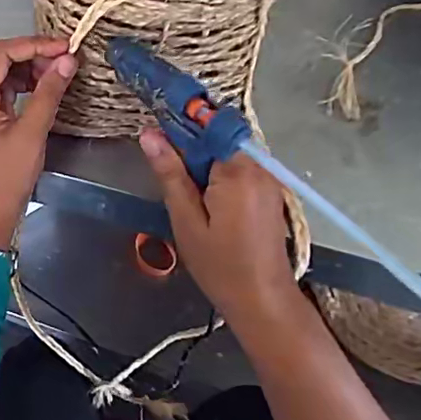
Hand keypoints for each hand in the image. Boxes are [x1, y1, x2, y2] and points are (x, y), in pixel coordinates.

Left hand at [0, 36, 77, 249]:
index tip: (62, 46)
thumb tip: (65, 63)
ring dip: (32, 67)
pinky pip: (8, 88)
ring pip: (5, 72)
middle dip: (33, 53)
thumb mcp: (31, 133)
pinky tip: (47, 84)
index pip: (1, 54)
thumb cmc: (4, 179)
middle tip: (63, 55)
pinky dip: (28, 82)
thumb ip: (49, 93)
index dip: (33, 46)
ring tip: (59, 70)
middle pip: (0, 58)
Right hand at [139, 127, 300, 323]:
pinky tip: (203, 195)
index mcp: (239, 171)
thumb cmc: (220, 265)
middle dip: (192, 142)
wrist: (263, 301)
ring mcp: (269, 179)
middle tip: (162, 159)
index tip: (157, 121)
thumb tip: (150, 135)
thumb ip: (171, 174)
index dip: (182, 119)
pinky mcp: (270, 192)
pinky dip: (219, 171)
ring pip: (230, 151)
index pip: (210, 124)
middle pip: (221, 136)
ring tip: (181, 182)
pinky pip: (241, 167)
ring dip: (204, 158)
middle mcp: (260, 167)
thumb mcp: (187, 221)